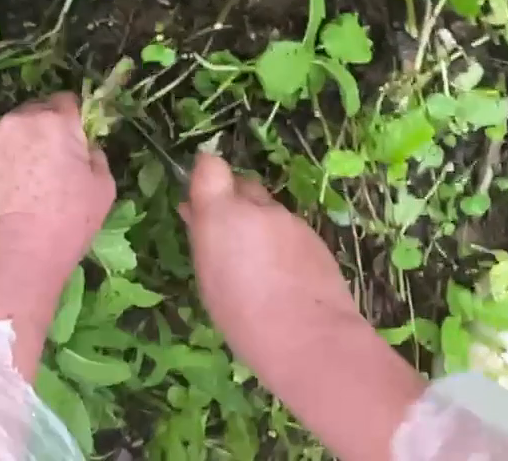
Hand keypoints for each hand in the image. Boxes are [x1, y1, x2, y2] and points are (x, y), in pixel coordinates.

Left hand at [0, 92, 114, 281]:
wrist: (10, 259)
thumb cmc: (64, 227)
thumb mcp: (103, 191)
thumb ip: (96, 156)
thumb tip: (84, 147)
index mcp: (57, 121)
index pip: (66, 101)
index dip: (71, 120)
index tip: (70, 142)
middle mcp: (19, 118)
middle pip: (34, 112)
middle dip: (41, 131)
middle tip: (44, 166)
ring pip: (6, 129)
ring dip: (14, 144)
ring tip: (15, 183)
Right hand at [181, 153, 425, 455]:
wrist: (311, 341)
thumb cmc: (243, 317)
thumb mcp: (208, 277)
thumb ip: (202, 235)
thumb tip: (193, 210)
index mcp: (221, 213)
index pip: (209, 165)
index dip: (206, 176)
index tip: (204, 199)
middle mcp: (256, 206)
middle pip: (241, 185)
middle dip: (234, 202)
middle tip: (231, 238)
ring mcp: (288, 218)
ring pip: (267, 209)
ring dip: (260, 225)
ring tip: (262, 267)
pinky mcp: (313, 234)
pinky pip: (289, 228)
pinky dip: (283, 243)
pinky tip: (286, 277)